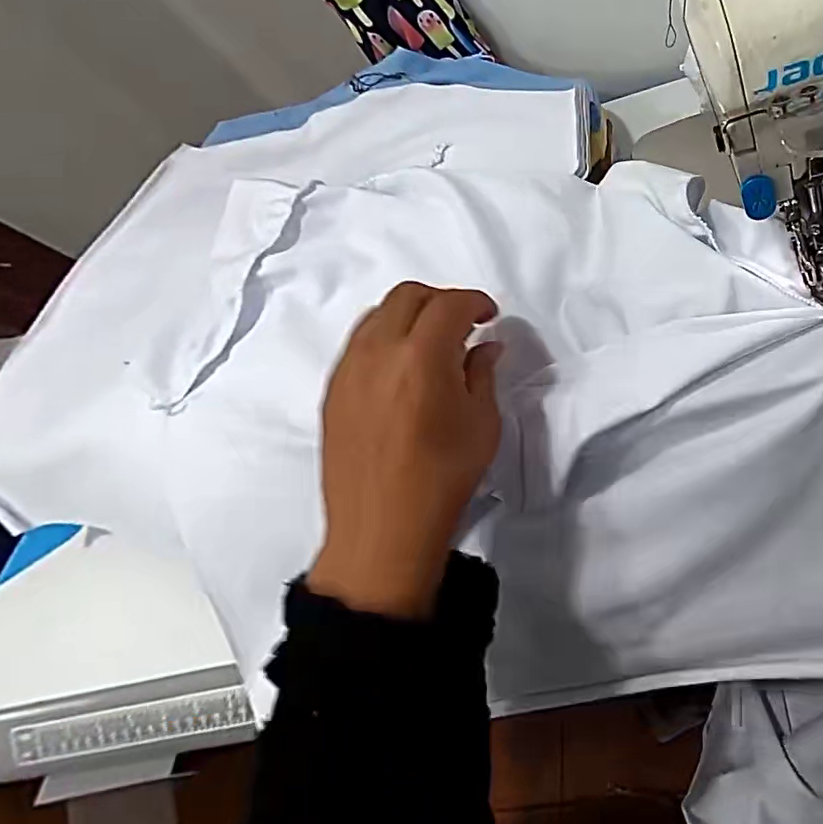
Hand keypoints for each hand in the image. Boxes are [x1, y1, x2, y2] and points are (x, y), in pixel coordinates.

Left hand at [306, 283, 502, 619]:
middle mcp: (377, 354)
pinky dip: (387, 337)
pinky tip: (407, 369)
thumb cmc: (444, 475)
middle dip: (442, 300)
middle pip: (407, 296)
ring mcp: (348, 371)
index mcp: (421, 358)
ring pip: (378, 315)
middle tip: (466, 324)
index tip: (490, 316)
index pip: (449, 304)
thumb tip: (485, 347)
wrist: (383, 527)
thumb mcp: (483, 421)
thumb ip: (482, 373)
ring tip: (436, 344)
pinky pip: (360, 343)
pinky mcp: (333, 392)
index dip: (475, 302)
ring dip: (411, 315)